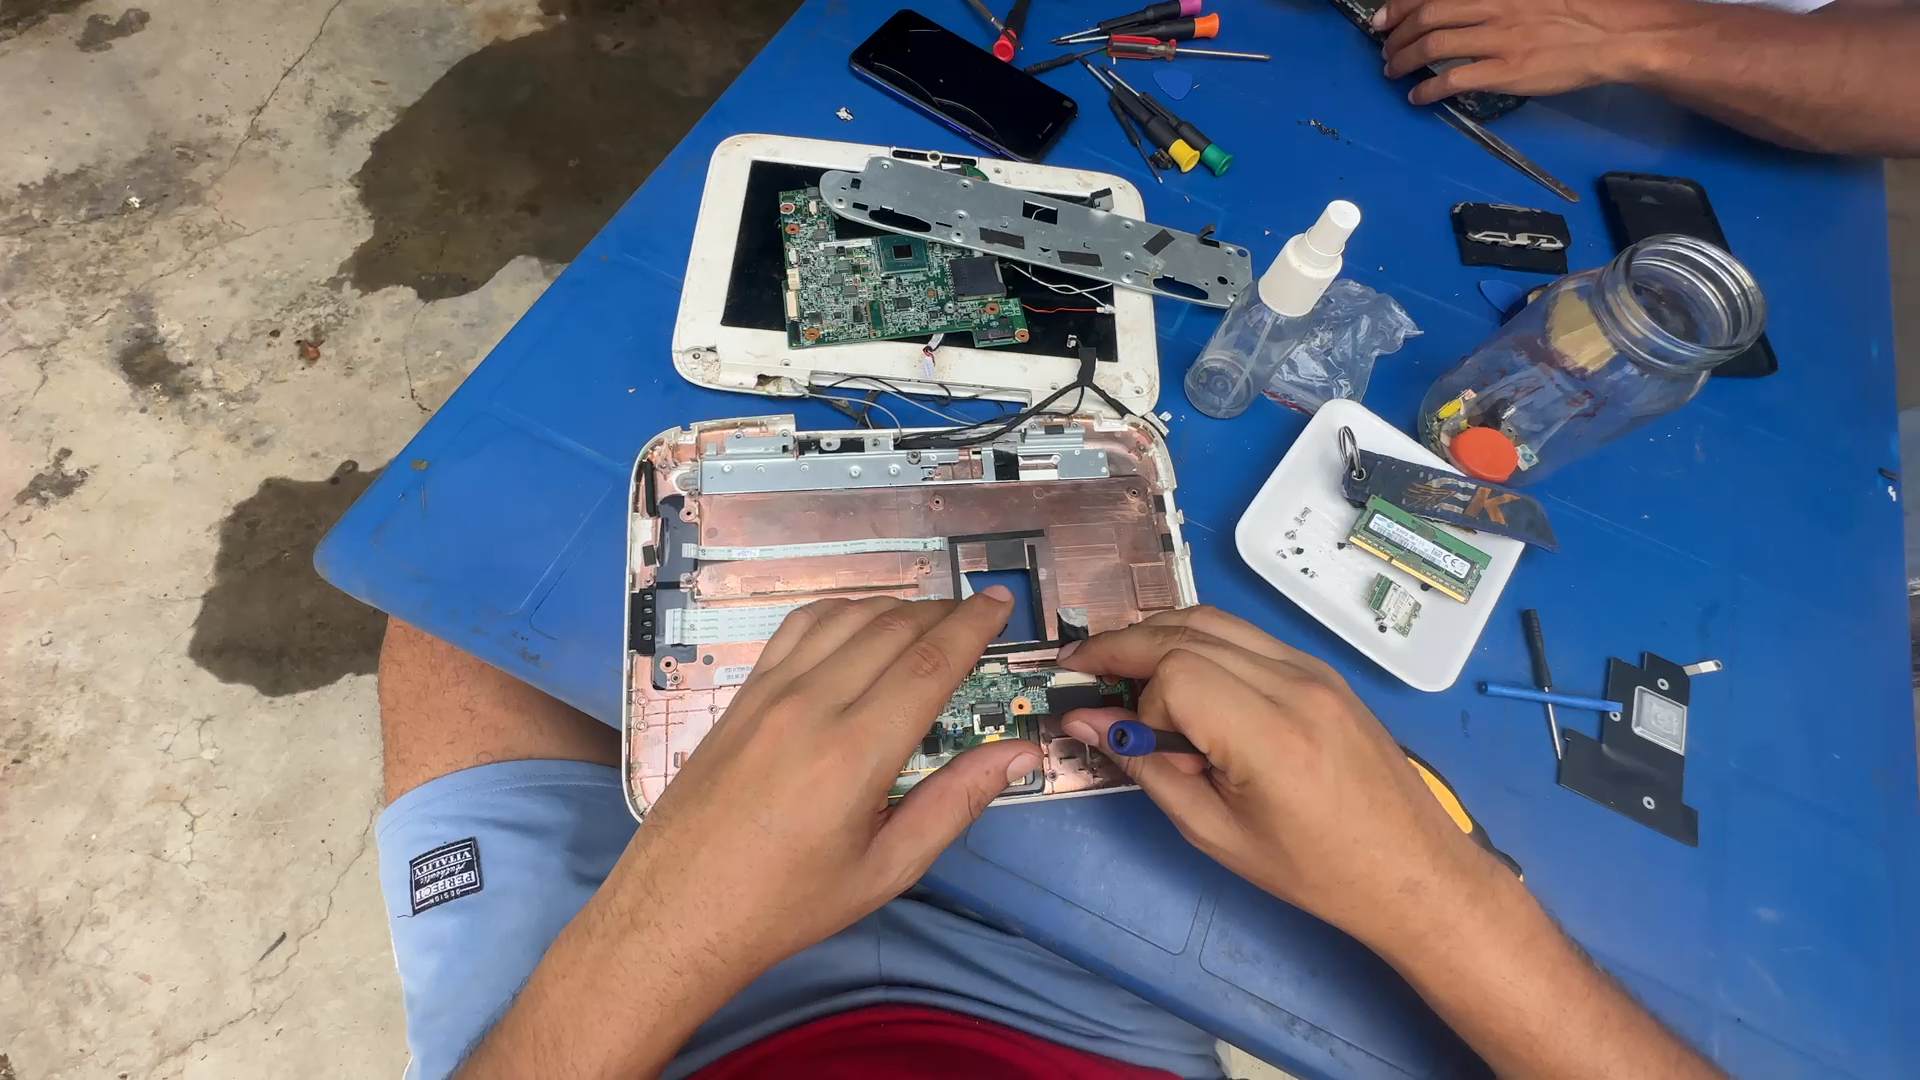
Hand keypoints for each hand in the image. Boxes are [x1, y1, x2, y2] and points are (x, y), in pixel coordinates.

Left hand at [620, 591, 1037, 979]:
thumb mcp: (886, 869)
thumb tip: (1020, 753)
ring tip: (930, 619)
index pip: (930, 663)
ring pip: (849, 618)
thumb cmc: (790, 902)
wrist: (677, 911)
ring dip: (899, 608)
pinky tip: (861, 622)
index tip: (1001, 602)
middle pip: (895, 629)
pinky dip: (843, 610)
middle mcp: (814, 704)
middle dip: (945, 613)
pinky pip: (801, 626)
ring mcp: (772, 690)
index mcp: (856, 752)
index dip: (973, 625)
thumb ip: (957, 802)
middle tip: (976, 616)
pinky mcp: (745, 691)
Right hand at [1056, 607, 1506, 951]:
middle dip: (1121, 645)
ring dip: (1153, 633)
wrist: (1415, 871)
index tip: (1139, 741)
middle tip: (1078, 666)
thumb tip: (1083, 721)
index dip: (1140, 703)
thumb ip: (1144, 767)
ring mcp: (1310, 667)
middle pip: (1183, 632)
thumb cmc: (1312, 870)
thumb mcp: (1214, 832)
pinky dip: (1193, 637)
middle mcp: (1293, 684)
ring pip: (1208, 618)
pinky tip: (1174, 665)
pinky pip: (1239, 632)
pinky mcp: (1317, 666)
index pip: (1177, 674)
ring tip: (1119, 663)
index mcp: (1271, 736)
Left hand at [1374, 0, 1695, 104]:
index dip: (1402, 4)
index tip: (1383, 17)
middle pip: (1428, 15)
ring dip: (1402, 61)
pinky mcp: (1505, 70)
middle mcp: (1499, 4)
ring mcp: (1500, 38)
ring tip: (1392, 71)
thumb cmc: (1578, 12)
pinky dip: (1425, 91)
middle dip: (1395, 34)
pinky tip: (1416, 97)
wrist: (1620, 35)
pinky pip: (1450, 81)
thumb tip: (1455, 8)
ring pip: (1432, 46)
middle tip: (1384, 49)